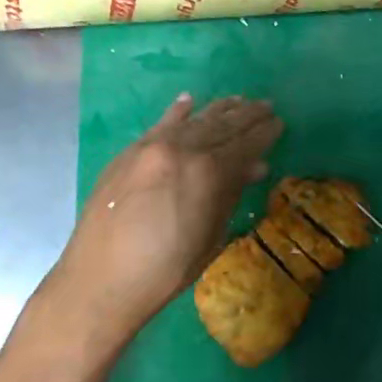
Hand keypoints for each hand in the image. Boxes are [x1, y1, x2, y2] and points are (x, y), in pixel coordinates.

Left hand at [53, 93, 282, 332]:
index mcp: (208, 172)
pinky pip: (159, 124)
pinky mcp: (129, 153)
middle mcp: (181, 149)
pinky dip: (178, 112)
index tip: (280, 123)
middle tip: (266, 106)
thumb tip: (255, 167)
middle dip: (247, 116)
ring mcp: (152, 148)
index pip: (245, 144)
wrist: (101, 280)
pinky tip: (190, 101)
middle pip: (222, 126)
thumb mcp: (212, 234)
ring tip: (239, 101)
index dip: (265, 133)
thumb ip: (232, 193)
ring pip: (193, 120)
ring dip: (219, 110)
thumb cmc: (168, 268)